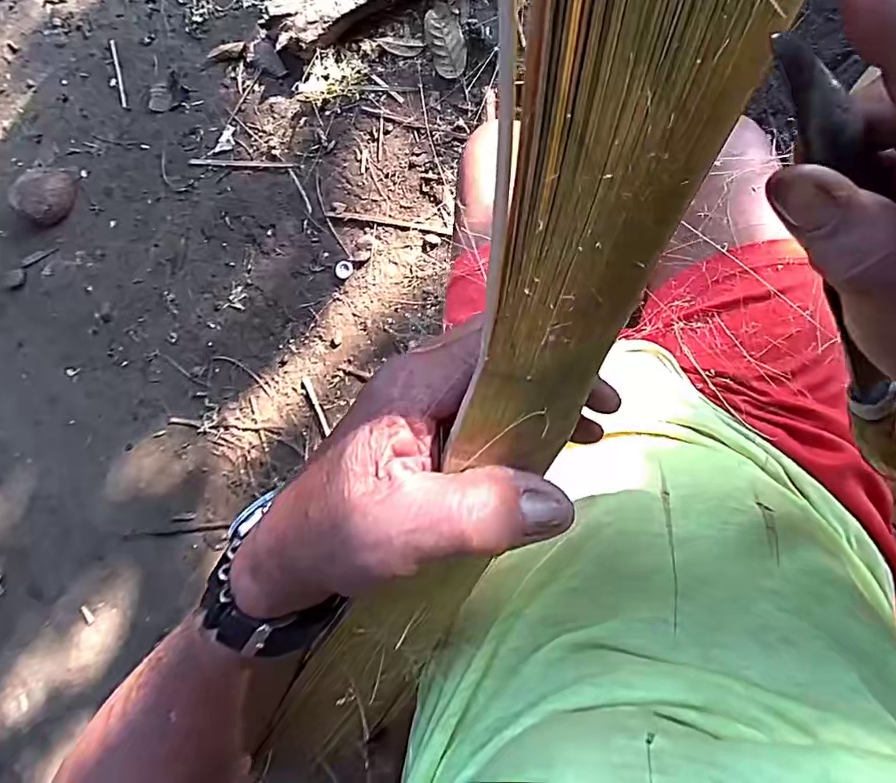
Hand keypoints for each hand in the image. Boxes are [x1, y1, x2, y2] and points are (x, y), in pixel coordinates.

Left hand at [228, 321, 603, 617]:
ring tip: (588, 429)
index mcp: (415, 382)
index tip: (598, 384)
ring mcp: (416, 402)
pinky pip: (478, 410)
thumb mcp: (408, 528)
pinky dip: (516, 423)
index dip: (548, 355)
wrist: (291, 552)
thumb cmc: (339, 533)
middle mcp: (417, 378)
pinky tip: (542, 454)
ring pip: (490, 384)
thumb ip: (479, 512)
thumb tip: (558, 501)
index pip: (492, 342)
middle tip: (604, 409)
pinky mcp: (418, 429)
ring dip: (539, 401)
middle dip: (554, 377)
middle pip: (497, 358)